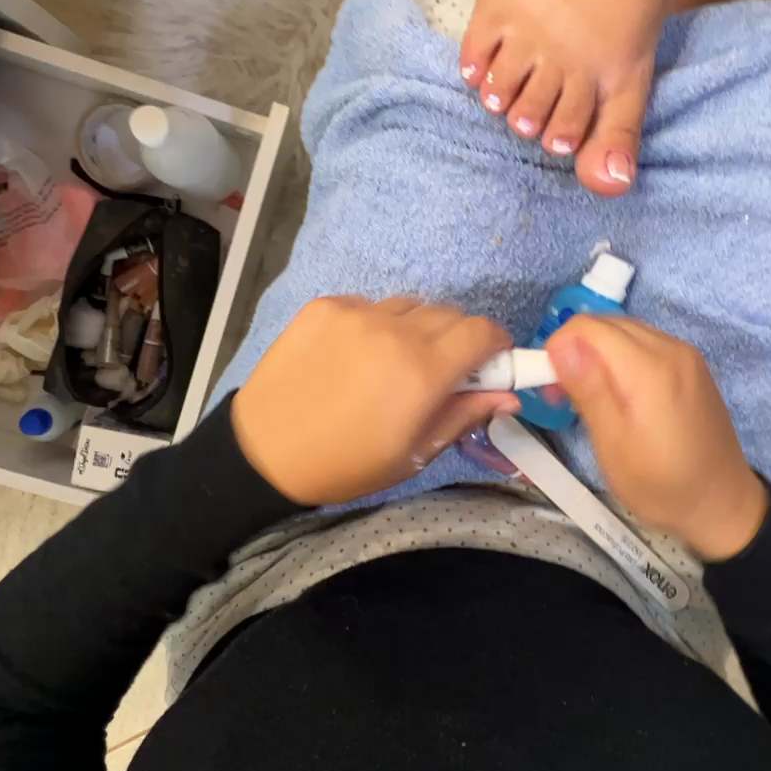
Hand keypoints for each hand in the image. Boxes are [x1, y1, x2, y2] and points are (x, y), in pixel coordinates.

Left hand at [231, 296, 519, 504]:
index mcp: (422, 371)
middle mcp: (394, 330)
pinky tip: (356, 354)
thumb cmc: (344, 465)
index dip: (496, 344)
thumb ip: (463, 416)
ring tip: (394, 362)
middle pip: (450, 314)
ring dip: (417, 328)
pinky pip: (370, 305)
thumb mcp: (412, 454)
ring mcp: (356, 313)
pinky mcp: (325, 306)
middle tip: (441, 372)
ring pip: (410, 306)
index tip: (491, 363)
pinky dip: (377, 324)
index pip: (483, 331)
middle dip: (459, 339)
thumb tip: (508, 395)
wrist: (262, 452)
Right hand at [458, 0, 735, 195]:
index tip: (555, 134)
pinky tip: (481, 69)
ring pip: (500, 90)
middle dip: (528, 120)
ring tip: (501, 93)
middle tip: (525, 110)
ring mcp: (530, 28)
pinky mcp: (500, 0)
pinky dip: (474, 69)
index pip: (567, 136)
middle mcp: (567, 57)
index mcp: (605, 76)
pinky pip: (474, 53)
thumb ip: (619, 131)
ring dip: (499, 98)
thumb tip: (609, 190)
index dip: (559, 140)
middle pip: (529, 117)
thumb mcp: (635, 68)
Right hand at [545, 316, 767, 560]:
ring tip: (589, 396)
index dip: (559, 349)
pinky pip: (643, 343)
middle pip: (605, 324)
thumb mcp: (614, 446)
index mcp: (651, 368)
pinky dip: (619, 358)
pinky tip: (617, 393)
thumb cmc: (662, 484)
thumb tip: (560, 344)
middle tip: (564, 396)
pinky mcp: (691, 365)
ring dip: (596, 354)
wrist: (723, 505)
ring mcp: (685, 354)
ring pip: (623, 331)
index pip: (588, 328)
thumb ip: (589, 389)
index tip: (553, 389)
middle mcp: (671, 349)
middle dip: (575, 350)